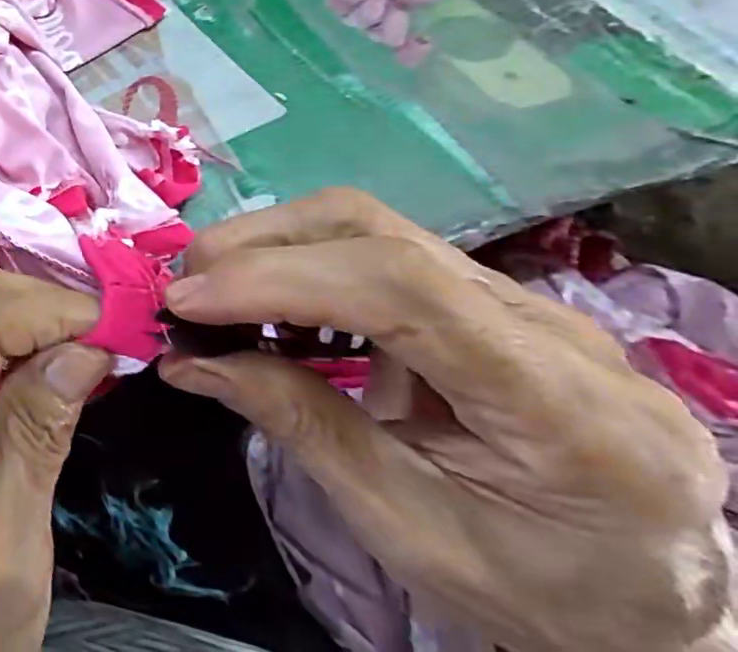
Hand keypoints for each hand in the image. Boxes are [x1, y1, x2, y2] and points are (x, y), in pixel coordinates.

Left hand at [0, 260, 113, 650]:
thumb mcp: (7, 537)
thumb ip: (36, 431)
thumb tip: (85, 347)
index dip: (52, 310)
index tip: (122, 325)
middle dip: (41, 301)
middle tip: (112, 333)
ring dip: (30, 310)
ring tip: (92, 342)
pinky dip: (13, 331)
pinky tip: (53, 355)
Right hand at [160, 189, 735, 651]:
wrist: (637, 597)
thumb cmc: (528, 584)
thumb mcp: (404, 526)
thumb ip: (299, 426)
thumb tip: (187, 361)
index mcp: (568, 409)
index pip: (405, 292)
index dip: (277, 280)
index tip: (185, 304)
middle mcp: (553, 327)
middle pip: (374, 232)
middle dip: (253, 249)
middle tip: (180, 295)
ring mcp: (519, 300)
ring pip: (362, 222)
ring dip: (261, 243)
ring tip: (206, 291)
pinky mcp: (477, 294)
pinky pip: (365, 245)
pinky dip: (287, 257)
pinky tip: (257, 298)